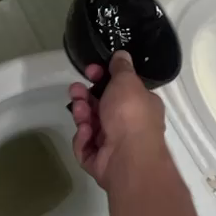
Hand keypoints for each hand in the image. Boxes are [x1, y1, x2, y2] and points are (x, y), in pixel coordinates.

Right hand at [68, 51, 169, 189]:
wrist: (128, 158)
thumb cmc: (130, 114)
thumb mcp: (127, 81)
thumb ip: (121, 67)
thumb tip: (122, 54)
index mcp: (140, 105)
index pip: (118, 88)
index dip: (102, 77)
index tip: (91, 71)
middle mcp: (127, 124)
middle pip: (99, 105)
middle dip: (85, 95)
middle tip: (76, 91)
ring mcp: (112, 144)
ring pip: (88, 123)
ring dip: (82, 114)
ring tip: (81, 113)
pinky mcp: (97, 160)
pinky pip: (84, 144)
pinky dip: (82, 138)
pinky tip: (86, 133)